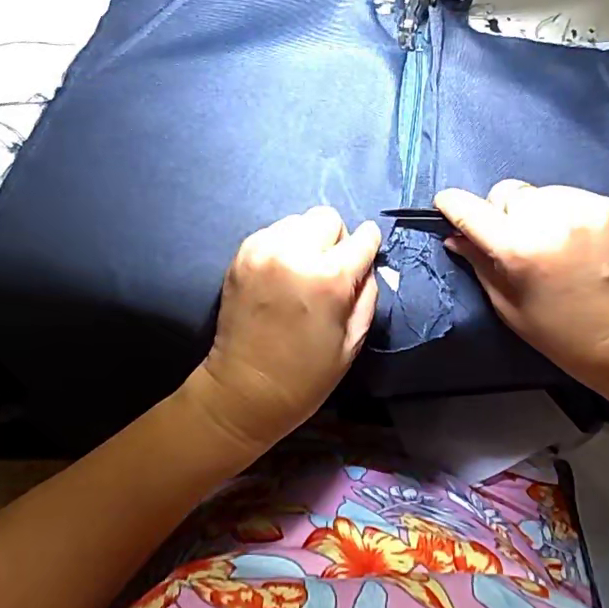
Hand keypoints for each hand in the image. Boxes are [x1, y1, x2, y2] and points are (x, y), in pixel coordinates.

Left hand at [195, 207, 381, 451]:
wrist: (244, 390)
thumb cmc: (305, 375)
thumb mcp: (352, 341)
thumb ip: (365, 295)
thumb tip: (365, 266)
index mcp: (329, 277)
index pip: (363, 237)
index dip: (367, 248)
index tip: (363, 258)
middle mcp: (294, 253)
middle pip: (326, 218)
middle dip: (335, 240)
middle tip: (328, 269)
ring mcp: (263, 251)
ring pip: (297, 221)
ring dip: (306, 240)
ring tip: (301, 272)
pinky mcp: (241, 255)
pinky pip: (272, 233)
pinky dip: (282, 246)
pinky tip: (280, 275)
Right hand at [434, 181, 608, 404]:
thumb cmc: (566, 337)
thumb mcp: (510, 307)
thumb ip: (480, 264)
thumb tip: (455, 236)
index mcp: (521, 249)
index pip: (471, 209)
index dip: (453, 204)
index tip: (447, 203)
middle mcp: (556, 220)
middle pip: (510, 193)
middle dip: (507, 213)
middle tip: (522, 242)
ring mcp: (595, 210)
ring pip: (548, 194)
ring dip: (544, 213)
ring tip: (562, 246)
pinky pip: (584, 200)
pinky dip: (579, 217)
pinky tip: (591, 246)